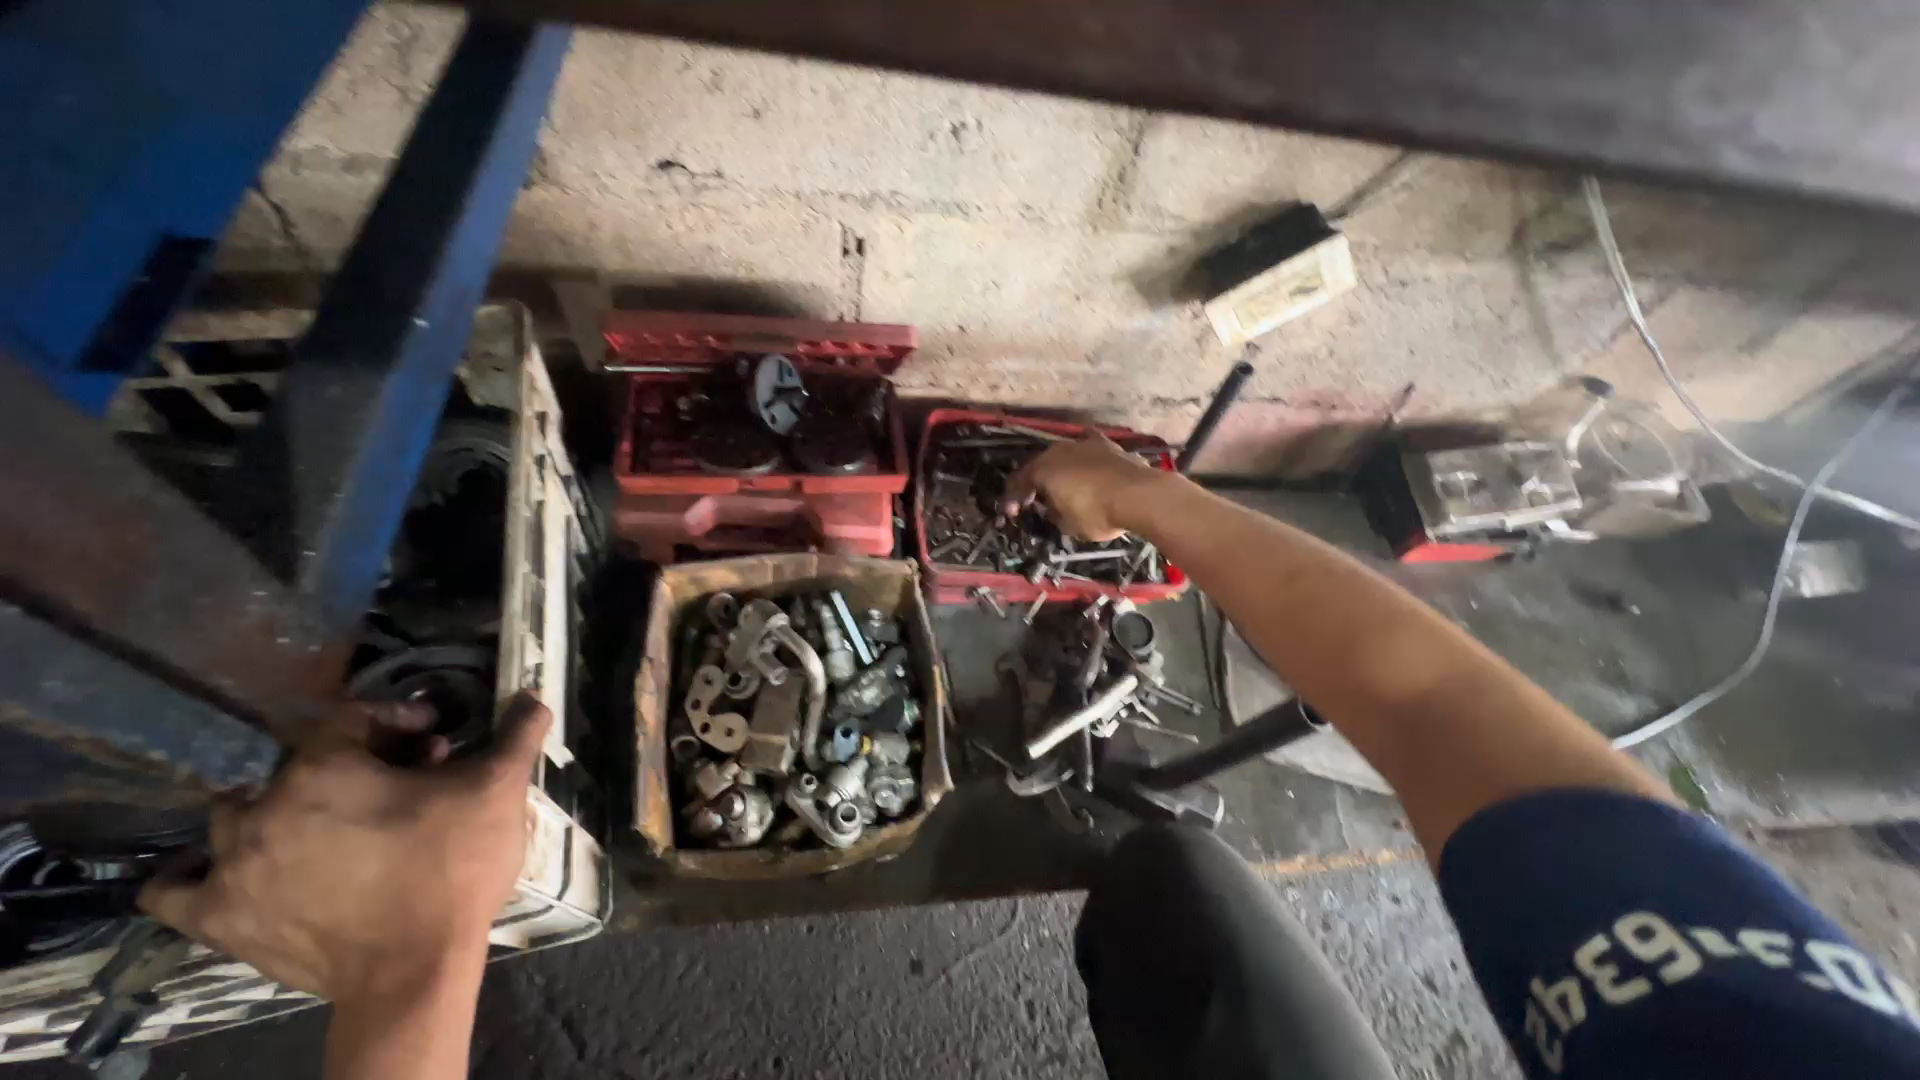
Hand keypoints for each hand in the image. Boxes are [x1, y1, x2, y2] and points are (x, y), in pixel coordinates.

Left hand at [140, 693, 551, 1005]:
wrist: (414, 970)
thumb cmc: (455, 867)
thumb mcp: (499, 791)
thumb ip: (516, 736)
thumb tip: (534, 695)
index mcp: (325, 768)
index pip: (355, 717)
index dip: (399, 720)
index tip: (437, 739)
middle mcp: (263, 808)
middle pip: (302, 763)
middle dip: (356, 762)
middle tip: (404, 783)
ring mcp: (230, 866)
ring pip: (238, 813)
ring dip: (281, 807)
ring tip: (330, 822)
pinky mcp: (218, 917)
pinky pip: (177, 886)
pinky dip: (199, 872)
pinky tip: (234, 868)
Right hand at [1004, 433, 1170, 541]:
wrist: (1139, 494)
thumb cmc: (1097, 513)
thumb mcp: (1068, 525)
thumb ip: (1053, 514)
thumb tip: (1052, 509)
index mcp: (1042, 469)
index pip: (1018, 482)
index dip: (1012, 499)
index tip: (1012, 513)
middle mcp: (1059, 451)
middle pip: (1039, 465)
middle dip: (1034, 483)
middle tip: (1034, 499)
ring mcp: (1084, 443)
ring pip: (1063, 456)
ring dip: (1058, 470)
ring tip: (1061, 485)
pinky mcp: (1107, 445)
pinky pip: (1087, 450)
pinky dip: (1083, 459)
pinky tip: (1086, 465)